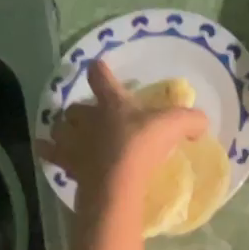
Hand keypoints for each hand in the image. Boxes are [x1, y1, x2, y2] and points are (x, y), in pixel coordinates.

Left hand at [35, 60, 205, 199]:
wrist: (117, 181)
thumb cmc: (143, 146)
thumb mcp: (175, 126)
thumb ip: (190, 120)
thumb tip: (201, 123)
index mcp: (112, 103)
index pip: (100, 77)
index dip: (100, 71)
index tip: (98, 68)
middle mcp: (88, 118)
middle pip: (74, 107)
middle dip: (79, 110)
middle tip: (88, 117)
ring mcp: (74, 142)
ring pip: (58, 127)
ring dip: (61, 128)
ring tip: (67, 134)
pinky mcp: (67, 165)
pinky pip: (50, 154)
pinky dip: (48, 152)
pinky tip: (47, 152)